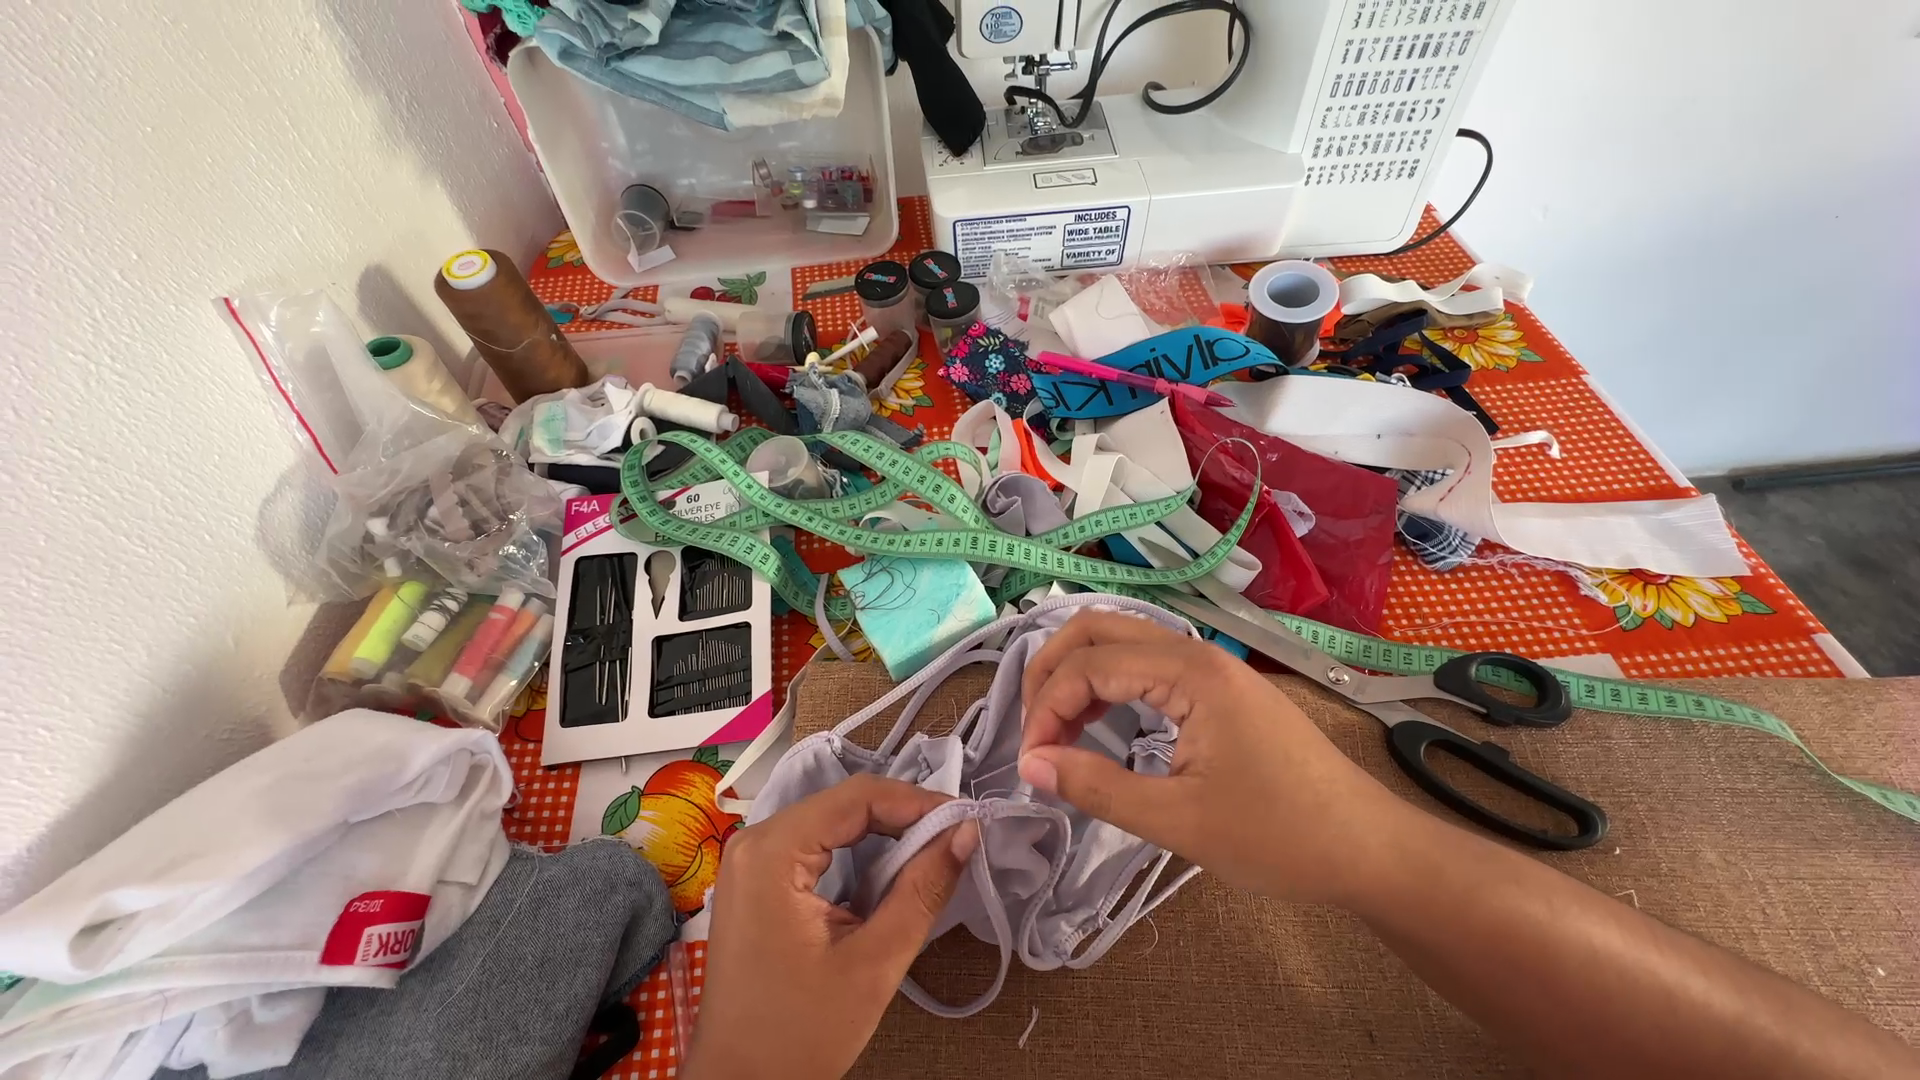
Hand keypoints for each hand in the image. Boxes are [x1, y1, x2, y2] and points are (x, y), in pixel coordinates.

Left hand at [683, 774, 977, 1079]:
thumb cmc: (800, 1034)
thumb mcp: (873, 963)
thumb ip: (922, 889)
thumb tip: (966, 832)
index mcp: (772, 851)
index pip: (856, 798)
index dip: (916, 801)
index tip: (964, 819)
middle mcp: (755, 840)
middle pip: (843, 804)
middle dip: (903, 815)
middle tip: (954, 835)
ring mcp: (752, 858)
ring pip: (833, 820)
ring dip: (884, 832)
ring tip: (933, 848)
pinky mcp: (758, 878)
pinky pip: (817, 844)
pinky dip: (858, 851)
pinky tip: (892, 867)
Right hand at [1016, 610, 1418, 906]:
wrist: (1368, 848)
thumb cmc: (1278, 835)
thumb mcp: (1178, 820)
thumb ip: (1096, 787)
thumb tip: (1029, 765)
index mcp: (1189, 671)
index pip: (1089, 665)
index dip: (1046, 708)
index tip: (1030, 762)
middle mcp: (1196, 651)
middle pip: (1098, 629)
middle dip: (1051, 671)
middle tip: (1032, 728)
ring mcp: (1210, 665)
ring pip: (1121, 643)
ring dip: (1078, 676)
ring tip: (1058, 730)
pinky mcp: (1219, 687)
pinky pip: (1146, 666)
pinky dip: (1110, 686)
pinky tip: (1099, 724)